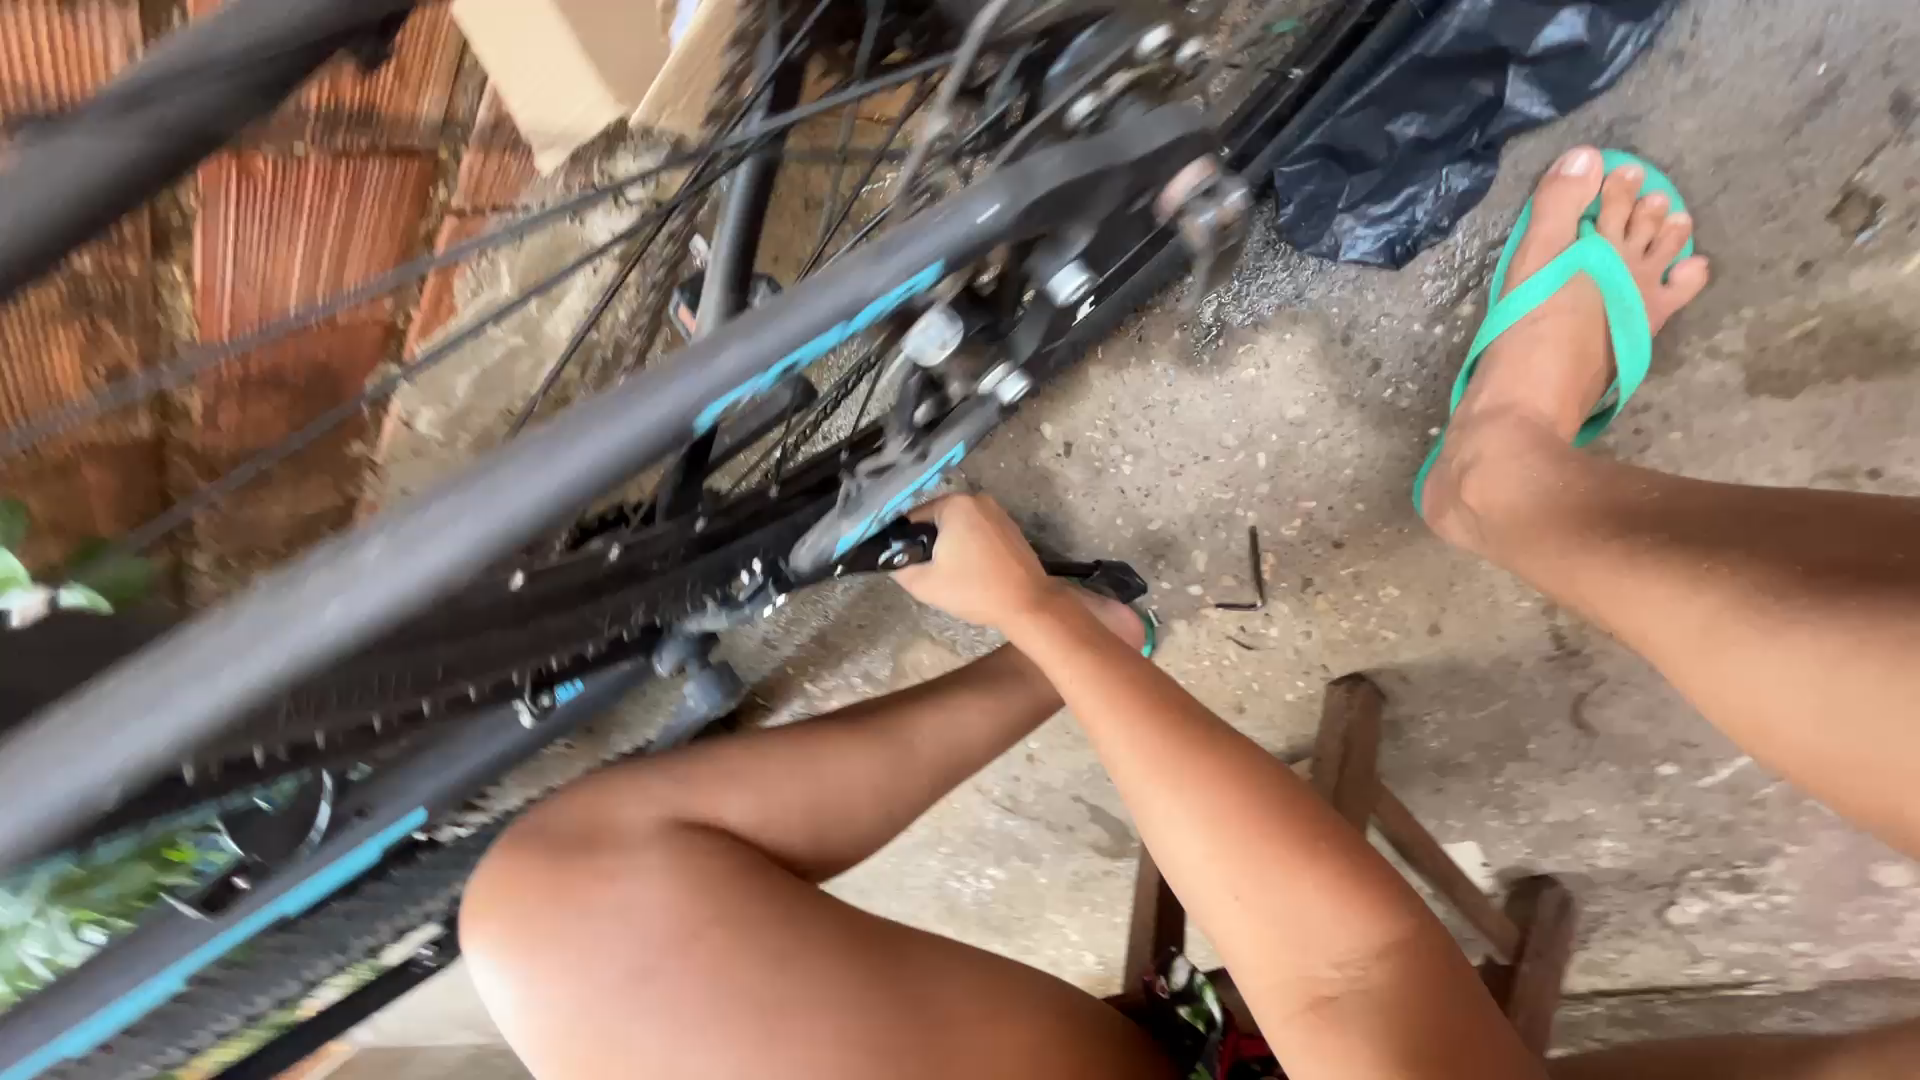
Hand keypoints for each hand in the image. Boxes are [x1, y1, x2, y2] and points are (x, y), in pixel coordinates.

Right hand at [891, 494, 1058, 629]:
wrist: (1026, 604)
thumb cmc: (974, 590)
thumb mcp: (924, 584)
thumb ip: (898, 568)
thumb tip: (892, 561)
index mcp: (955, 504)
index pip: (913, 518)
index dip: (903, 542)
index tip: (904, 564)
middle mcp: (977, 499)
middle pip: (937, 520)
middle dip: (929, 544)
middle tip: (928, 572)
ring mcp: (997, 511)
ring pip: (958, 527)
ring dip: (950, 546)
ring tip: (950, 574)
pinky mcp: (1010, 527)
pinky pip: (977, 532)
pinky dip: (969, 547)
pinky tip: (971, 570)